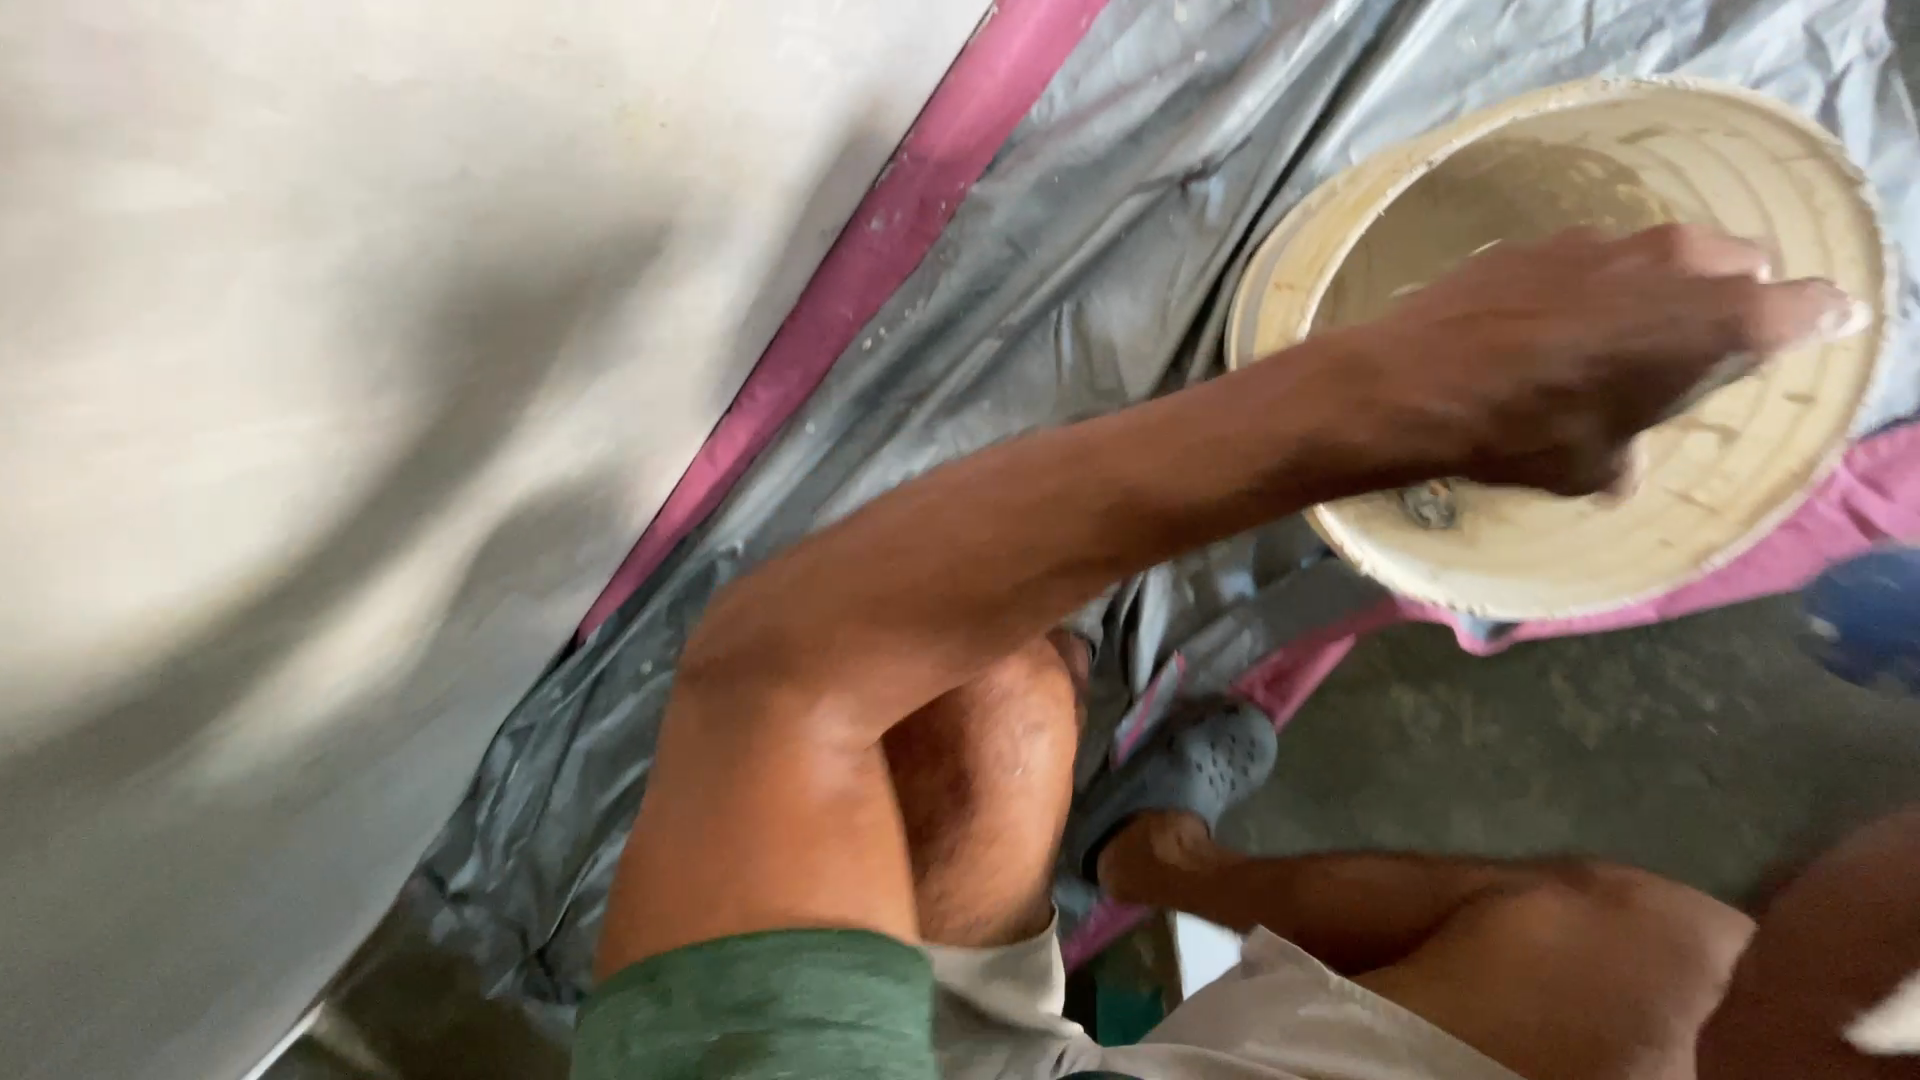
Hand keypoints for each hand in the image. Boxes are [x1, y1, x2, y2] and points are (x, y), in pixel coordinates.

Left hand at [1342, 225, 1868, 494]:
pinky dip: (1570, 285)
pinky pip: (1576, 260)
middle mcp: (1675, 263)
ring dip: (1641, 287)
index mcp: (1718, 321)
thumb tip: (1620, 470)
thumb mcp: (1584, 465)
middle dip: (1715, 300)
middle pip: (1734, 268)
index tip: (1798, 335)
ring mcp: (1598, 242)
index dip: (1805, 324)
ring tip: (1595, 333)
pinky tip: (1529, 321)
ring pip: (1653, 256)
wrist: (1408, 384)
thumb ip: (1623, 458)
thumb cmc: (1514, 433)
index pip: (1808, 309)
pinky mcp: (1531, 242)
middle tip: (1674, 342)